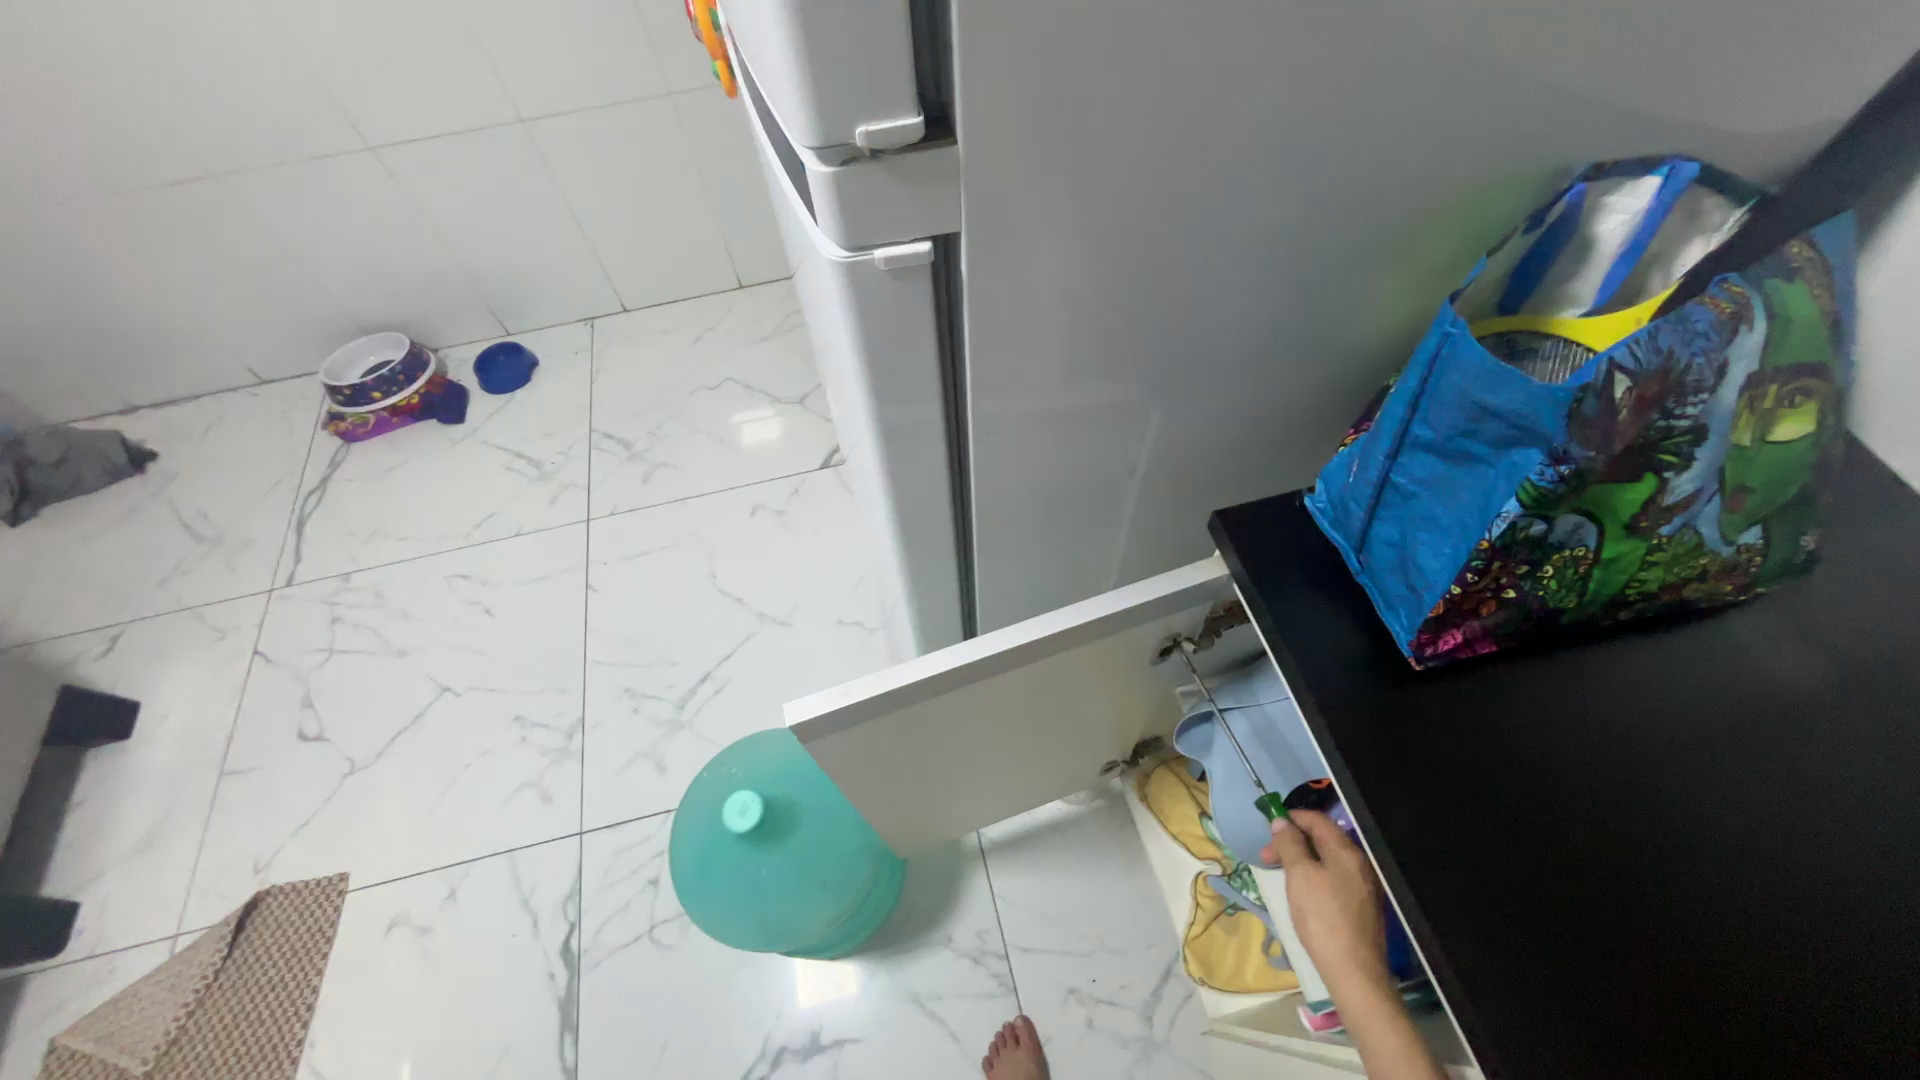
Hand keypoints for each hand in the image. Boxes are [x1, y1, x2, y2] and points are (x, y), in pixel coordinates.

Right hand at [1261, 810, 1390, 996]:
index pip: (1317, 820)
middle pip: (1321, 839)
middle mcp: (1358, 864)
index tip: (1267, 828)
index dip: (1290, 818)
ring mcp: (1362, 886)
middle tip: (1266, 857)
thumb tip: (1281, 821)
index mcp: (1346, 852)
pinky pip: (1332, 879)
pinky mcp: (1359, 906)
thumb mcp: (1300, 875)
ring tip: (1278, 876)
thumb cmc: (1322, 917)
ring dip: (1299, 860)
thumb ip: (1290, 844)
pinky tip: (1299, 893)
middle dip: (1291, 842)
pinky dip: (1312, 877)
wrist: (1353, 971)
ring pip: (1325, 860)